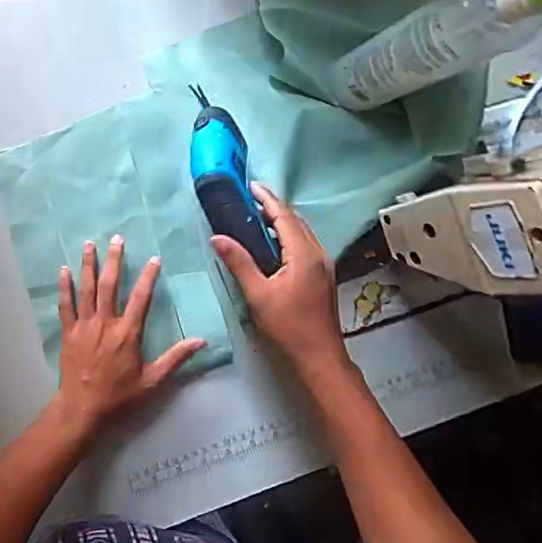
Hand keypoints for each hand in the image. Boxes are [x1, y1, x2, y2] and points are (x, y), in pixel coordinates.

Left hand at [49, 236, 205, 438]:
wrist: (82, 409)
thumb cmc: (119, 396)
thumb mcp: (153, 381)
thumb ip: (176, 358)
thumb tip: (202, 341)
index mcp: (127, 333)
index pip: (141, 298)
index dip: (148, 276)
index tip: (153, 259)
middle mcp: (105, 323)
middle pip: (110, 285)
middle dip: (114, 260)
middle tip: (117, 239)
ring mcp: (84, 326)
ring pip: (86, 289)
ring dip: (88, 265)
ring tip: (89, 244)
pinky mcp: (68, 332)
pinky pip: (65, 305)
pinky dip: (64, 287)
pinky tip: (63, 270)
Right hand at [211, 183, 345, 368]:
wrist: (319, 356)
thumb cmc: (288, 326)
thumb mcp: (258, 294)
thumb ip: (239, 262)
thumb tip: (218, 237)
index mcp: (304, 254)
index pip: (284, 217)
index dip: (267, 199)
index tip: (251, 186)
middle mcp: (318, 254)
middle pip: (296, 221)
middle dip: (274, 208)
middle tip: (250, 200)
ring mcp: (323, 265)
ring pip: (302, 233)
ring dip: (282, 222)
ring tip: (258, 218)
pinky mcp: (322, 276)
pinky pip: (305, 245)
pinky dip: (288, 236)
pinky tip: (273, 244)